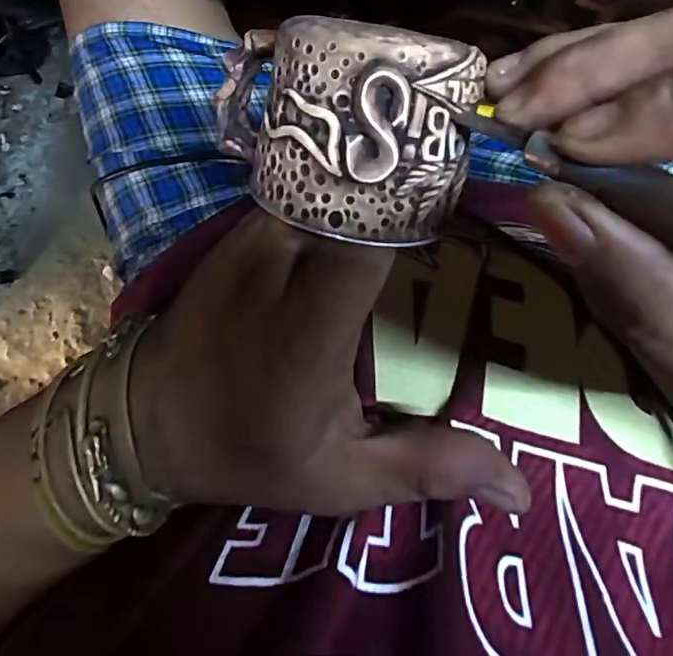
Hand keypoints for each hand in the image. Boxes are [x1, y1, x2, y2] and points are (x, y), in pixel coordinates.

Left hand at [129, 210, 532, 515]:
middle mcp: (278, 265)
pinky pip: (304, 193)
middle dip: (408, 186)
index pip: (367, 241)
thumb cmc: (246, 447)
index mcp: (308, 327)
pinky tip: (371, 207)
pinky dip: (341, 192)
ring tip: (426, 184)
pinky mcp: (241, 225)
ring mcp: (254, 235)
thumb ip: (427, 468)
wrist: (149, 411)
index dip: (412, 207)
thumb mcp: (337, 477)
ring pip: (328, 185)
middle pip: (353, 198)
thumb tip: (523, 488)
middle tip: (462, 188)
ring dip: (375, 183)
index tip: (465, 199)